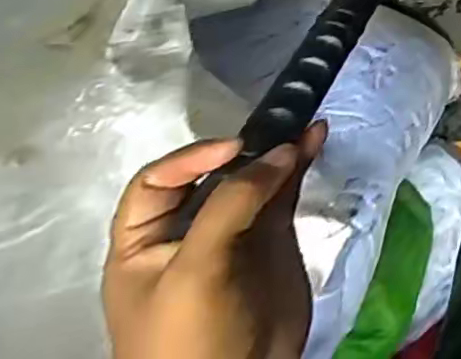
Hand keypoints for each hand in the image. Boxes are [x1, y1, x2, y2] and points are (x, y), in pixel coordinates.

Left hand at [104, 123, 328, 358]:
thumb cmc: (192, 336)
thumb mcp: (196, 269)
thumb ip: (232, 203)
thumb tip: (284, 148)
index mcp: (143, 245)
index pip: (156, 182)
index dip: (190, 158)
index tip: (234, 149)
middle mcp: (187, 231)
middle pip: (211, 172)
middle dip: (244, 147)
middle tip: (277, 131)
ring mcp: (233, 232)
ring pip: (255, 176)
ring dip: (279, 148)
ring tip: (304, 124)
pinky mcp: (271, 236)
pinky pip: (285, 189)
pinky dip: (300, 162)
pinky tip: (316, 137)